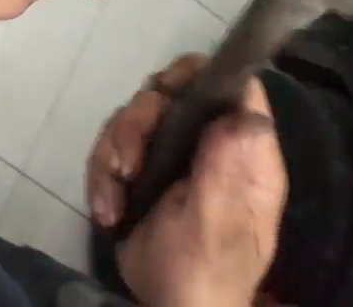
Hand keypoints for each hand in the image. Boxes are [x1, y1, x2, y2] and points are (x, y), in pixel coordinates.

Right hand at [87, 55, 286, 306]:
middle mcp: (210, 142)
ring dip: (114, 153)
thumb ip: (226, 172)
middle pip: (169, 93)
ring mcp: (175, 152)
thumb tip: (249, 115)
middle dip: (138, 125)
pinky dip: (103, 175)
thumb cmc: (204, 275)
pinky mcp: (143, 165)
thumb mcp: (215, 227)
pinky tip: (109, 211)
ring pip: (134, 115)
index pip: (231, 86)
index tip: (167, 94)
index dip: (198, 77)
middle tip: (129, 164)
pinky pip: (112, 145)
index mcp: (243, 152)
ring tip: (115, 200)